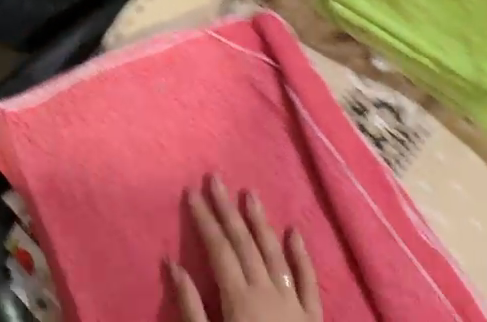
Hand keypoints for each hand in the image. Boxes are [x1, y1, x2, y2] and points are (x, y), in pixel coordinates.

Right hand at [171, 177, 320, 321]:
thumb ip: (191, 307)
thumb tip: (171, 263)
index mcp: (240, 299)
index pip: (219, 249)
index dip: (204, 219)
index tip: (191, 191)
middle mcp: (269, 294)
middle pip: (245, 244)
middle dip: (228, 210)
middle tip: (215, 178)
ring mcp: (295, 306)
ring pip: (276, 255)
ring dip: (261, 223)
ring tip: (250, 194)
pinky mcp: (315, 321)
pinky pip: (310, 283)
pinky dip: (302, 257)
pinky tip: (294, 234)